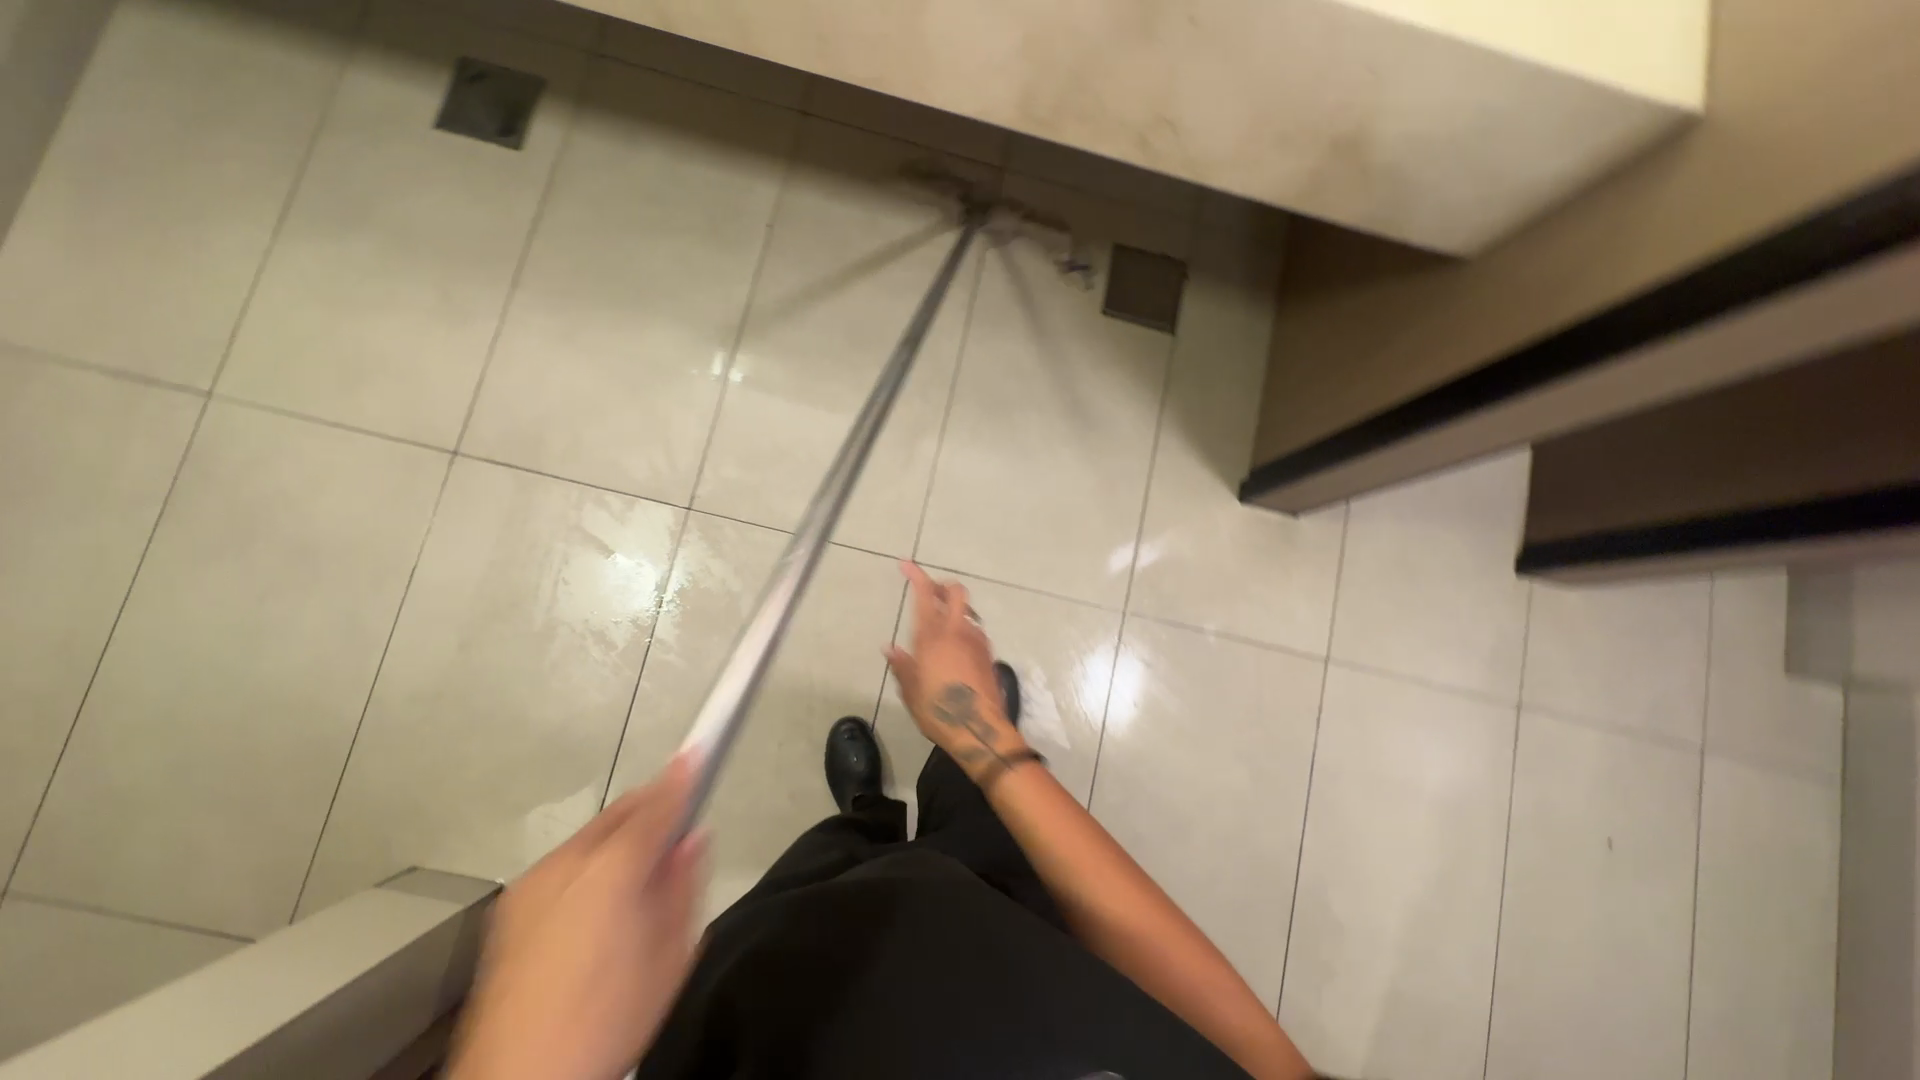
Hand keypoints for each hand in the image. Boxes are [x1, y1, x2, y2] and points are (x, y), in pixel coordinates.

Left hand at [446, 757, 706, 1079]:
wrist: (521, 1078)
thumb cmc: (608, 1019)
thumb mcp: (670, 956)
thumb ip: (683, 885)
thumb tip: (692, 840)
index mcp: (612, 874)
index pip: (656, 807)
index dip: (681, 778)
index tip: (698, 753)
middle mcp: (566, 865)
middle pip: (618, 813)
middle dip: (651, 806)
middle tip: (679, 818)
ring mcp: (532, 883)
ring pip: (589, 837)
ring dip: (620, 836)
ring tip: (642, 869)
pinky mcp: (511, 906)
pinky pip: (564, 863)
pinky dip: (591, 861)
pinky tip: (602, 900)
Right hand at [885, 561, 1028, 782]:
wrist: (980, 730)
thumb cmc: (938, 710)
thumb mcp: (911, 691)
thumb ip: (902, 666)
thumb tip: (890, 648)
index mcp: (932, 637)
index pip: (925, 594)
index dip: (916, 575)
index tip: (906, 565)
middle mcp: (957, 632)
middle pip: (956, 592)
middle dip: (942, 586)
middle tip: (929, 594)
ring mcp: (977, 641)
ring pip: (967, 611)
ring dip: (954, 608)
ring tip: (940, 623)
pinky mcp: (989, 655)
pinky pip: (975, 631)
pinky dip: (964, 628)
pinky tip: (955, 646)